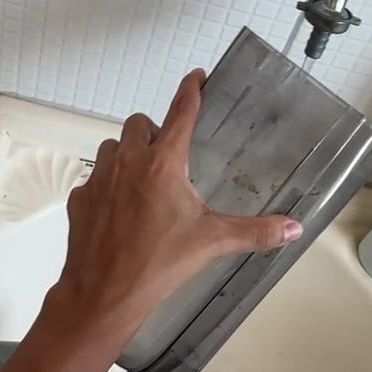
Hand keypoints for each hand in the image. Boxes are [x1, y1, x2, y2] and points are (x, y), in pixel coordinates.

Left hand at [42, 69, 302, 344]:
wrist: (103, 293)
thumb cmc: (155, 265)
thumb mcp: (212, 243)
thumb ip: (256, 232)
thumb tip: (292, 228)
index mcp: (162, 164)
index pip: (180, 112)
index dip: (191, 90)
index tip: (196, 77)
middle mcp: (128, 162)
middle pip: (139, 124)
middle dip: (154, 130)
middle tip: (167, 154)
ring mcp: (99, 178)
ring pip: (112, 147)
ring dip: (127, 154)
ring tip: (143, 180)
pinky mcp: (80, 198)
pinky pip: (93, 178)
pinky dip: (106, 184)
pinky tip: (120, 208)